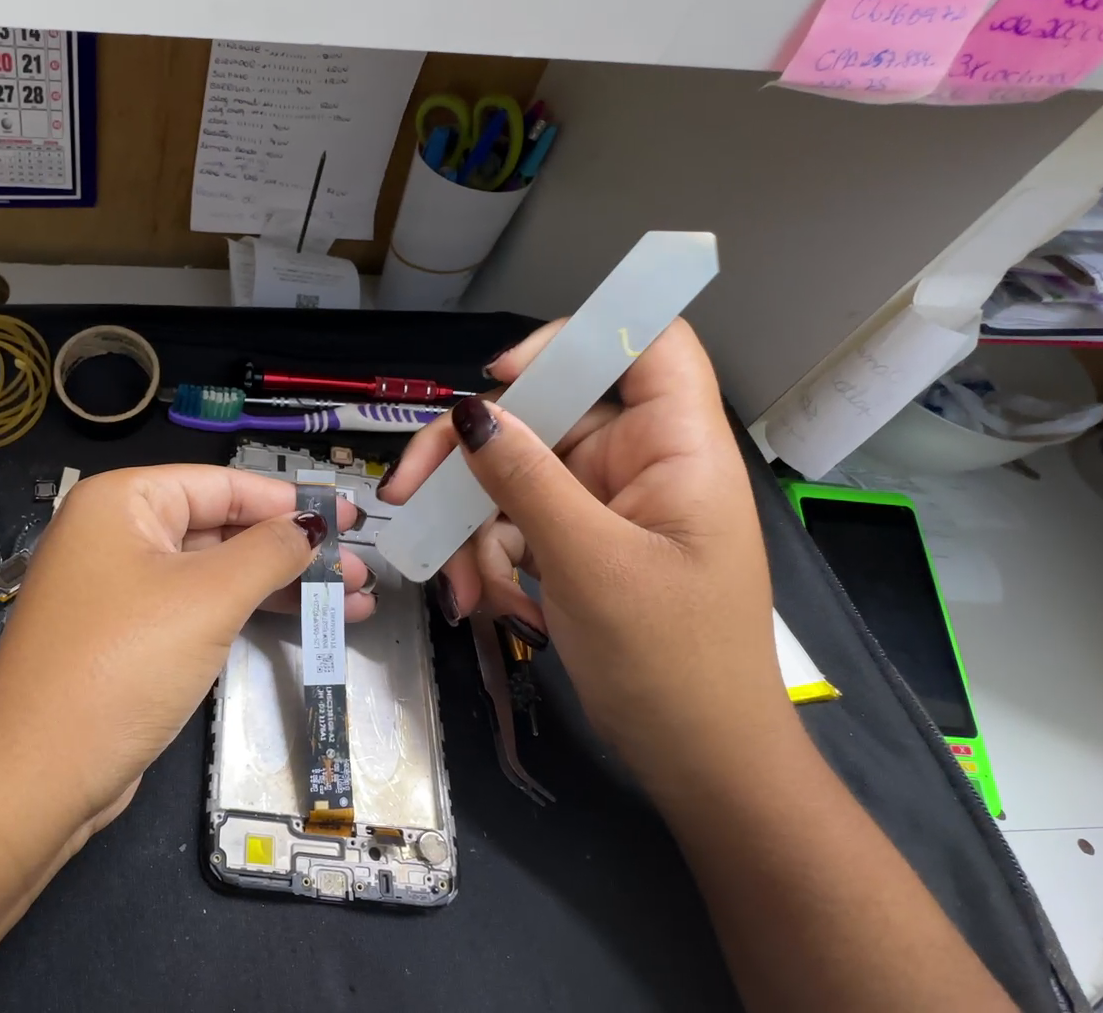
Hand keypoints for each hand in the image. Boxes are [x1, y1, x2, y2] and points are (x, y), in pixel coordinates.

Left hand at [0, 465, 365, 834]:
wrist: (38, 773)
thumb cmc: (122, 663)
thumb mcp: (205, 598)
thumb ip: (268, 552)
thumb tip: (314, 522)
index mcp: (122, 501)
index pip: (221, 484)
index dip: (288, 501)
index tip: (351, 517)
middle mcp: (117, 535)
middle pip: (220, 528)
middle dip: (291, 551)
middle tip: (358, 570)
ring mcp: (122, 589)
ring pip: (214, 573)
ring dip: (279, 587)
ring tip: (352, 602)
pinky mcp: (130, 638)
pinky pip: (198, 611)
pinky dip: (247, 614)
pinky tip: (301, 623)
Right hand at [377, 320, 786, 788]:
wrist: (696, 760)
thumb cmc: (670, 661)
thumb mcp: (590, 564)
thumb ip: (527, 481)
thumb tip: (469, 411)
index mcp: (677, 449)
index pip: (642, 345)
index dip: (573, 341)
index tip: (498, 380)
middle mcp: (638, 463)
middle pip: (545, 416)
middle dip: (472, 459)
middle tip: (406, 494)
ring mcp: (603, 505)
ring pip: (515, 477)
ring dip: (471, 528)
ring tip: (460, 590)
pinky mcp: (577, 542)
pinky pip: (515, 524)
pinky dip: (488, 558)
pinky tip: (481, 601)